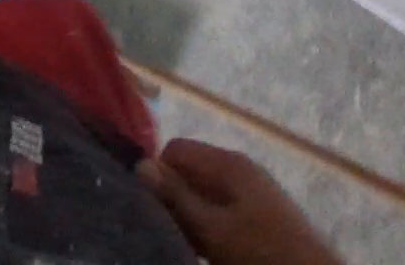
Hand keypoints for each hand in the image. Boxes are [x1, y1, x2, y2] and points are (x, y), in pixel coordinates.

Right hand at [137, 139, 341, 264]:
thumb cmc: (262, 254)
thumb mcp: (212, 230)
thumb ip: (177, 197)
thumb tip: (140, 164)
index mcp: (228, 162)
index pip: (175, 150)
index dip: (159, 176)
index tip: (152, 210)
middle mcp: (240, 167)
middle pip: (191, 170)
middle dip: (175, 198)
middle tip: (168, 233)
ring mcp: (254, 191)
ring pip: (207, 193)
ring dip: (193, 216)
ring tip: (187, 246)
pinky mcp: (264, 214)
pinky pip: (224, 209)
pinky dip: (211, 226)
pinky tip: (210, 253)